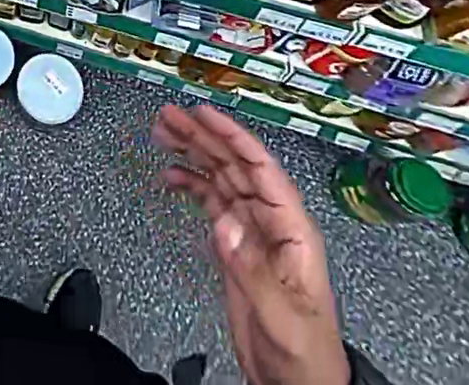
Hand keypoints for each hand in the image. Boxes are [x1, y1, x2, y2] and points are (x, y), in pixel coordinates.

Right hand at [154, 104, 349, 384]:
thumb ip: (252, 269)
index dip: (232, 136)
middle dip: (203, 136)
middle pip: (234, 164)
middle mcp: (270, 219)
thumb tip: (223, 223)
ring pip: (220, 176)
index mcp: (290, 226)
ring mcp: (251, 229)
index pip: (260, 167)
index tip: (205, 114)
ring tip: (164, 132)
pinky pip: (211, 201)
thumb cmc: (305, 353)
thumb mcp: (282, 316)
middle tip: (170, 116)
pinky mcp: (235, 244)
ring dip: (194, 151)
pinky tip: (171, 175)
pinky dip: (190, 184)